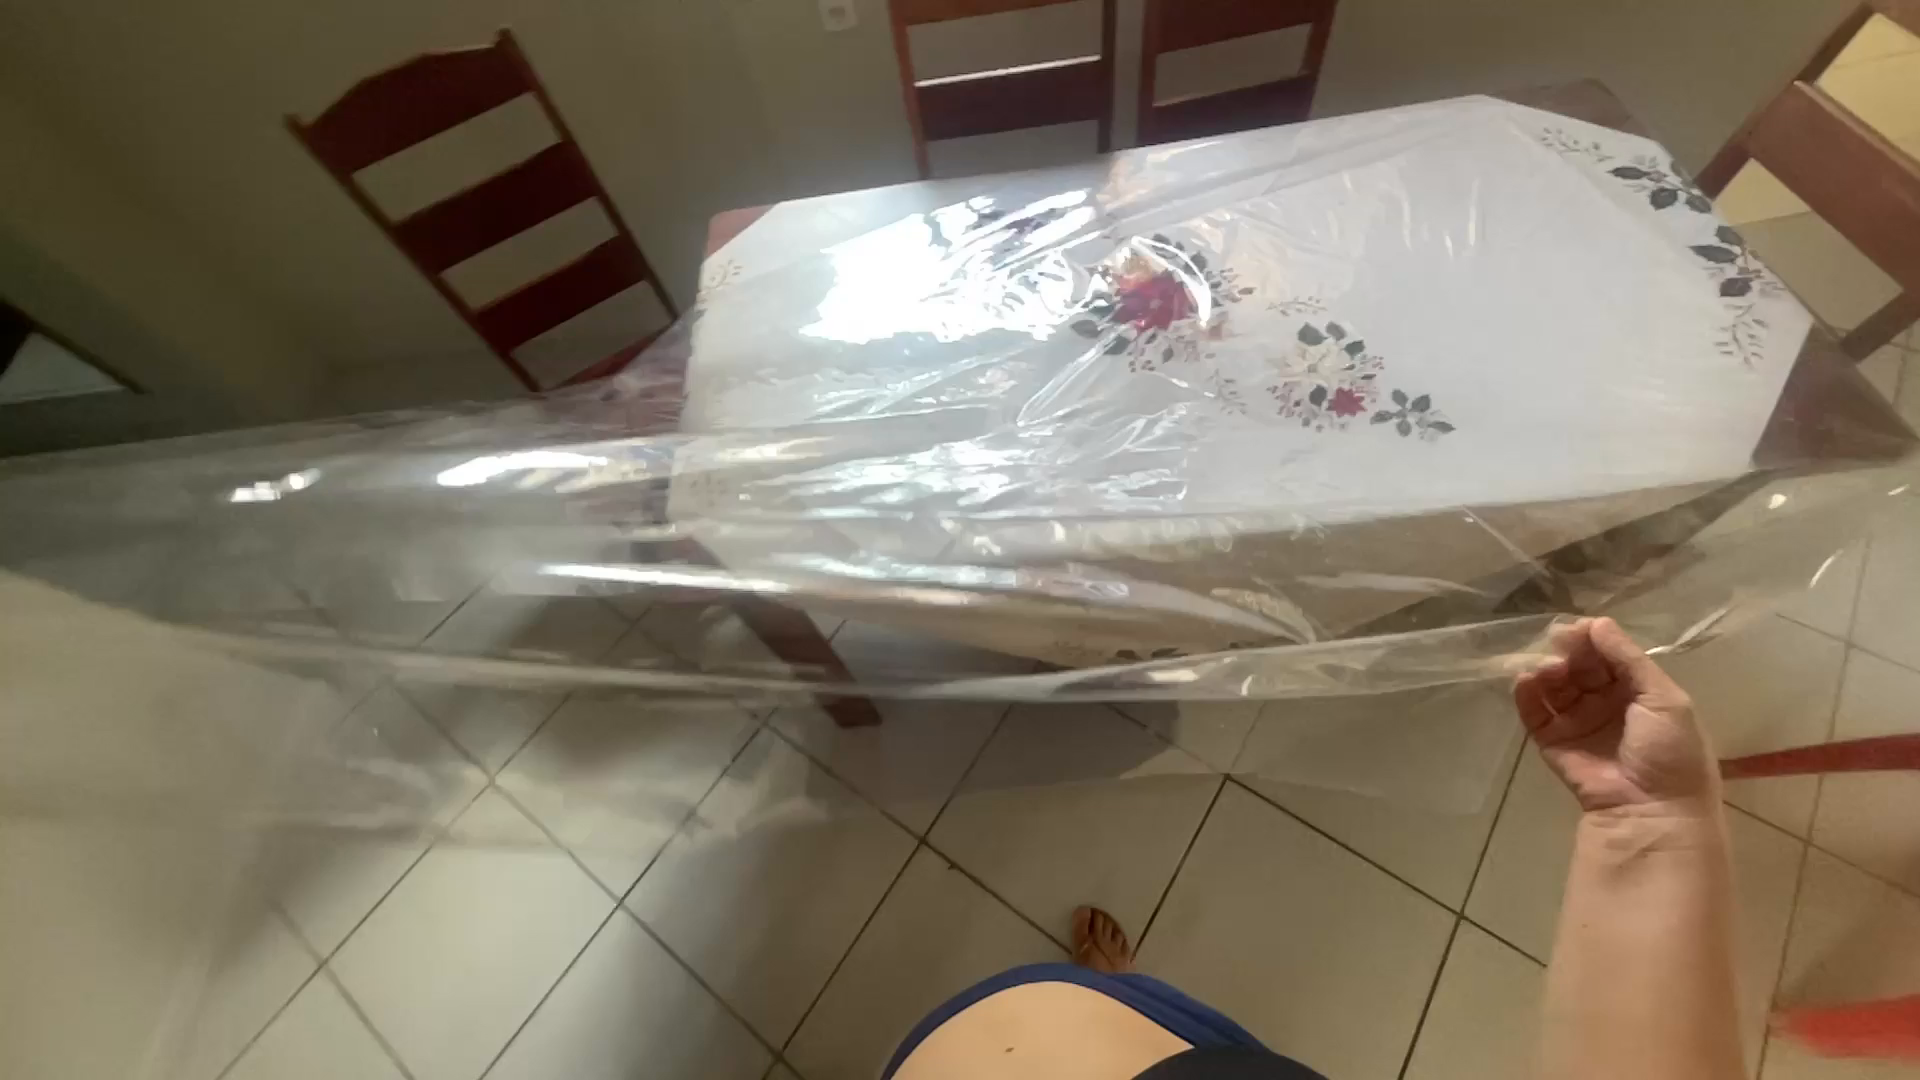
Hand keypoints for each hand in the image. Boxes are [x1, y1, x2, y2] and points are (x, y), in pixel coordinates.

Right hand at [1514, 617, 1716, 813]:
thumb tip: (1597, 622)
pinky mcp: (1549, 737)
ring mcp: (1575, 720)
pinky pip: (1531, 709)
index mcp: (1637, 693)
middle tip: (1558, 645)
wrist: (1650, 807)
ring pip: (1552, 684)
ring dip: (1546, 671)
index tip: (1578, 629)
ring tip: (1547, 670)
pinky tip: (1525, 681)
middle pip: (1578, 667)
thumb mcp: (1665, 700)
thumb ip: (1629, 659)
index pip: (1609, 657)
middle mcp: (1604, 703)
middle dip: (1567, 653)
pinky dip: (1525, 692)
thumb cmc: (1671, 753)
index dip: (1594, 641)